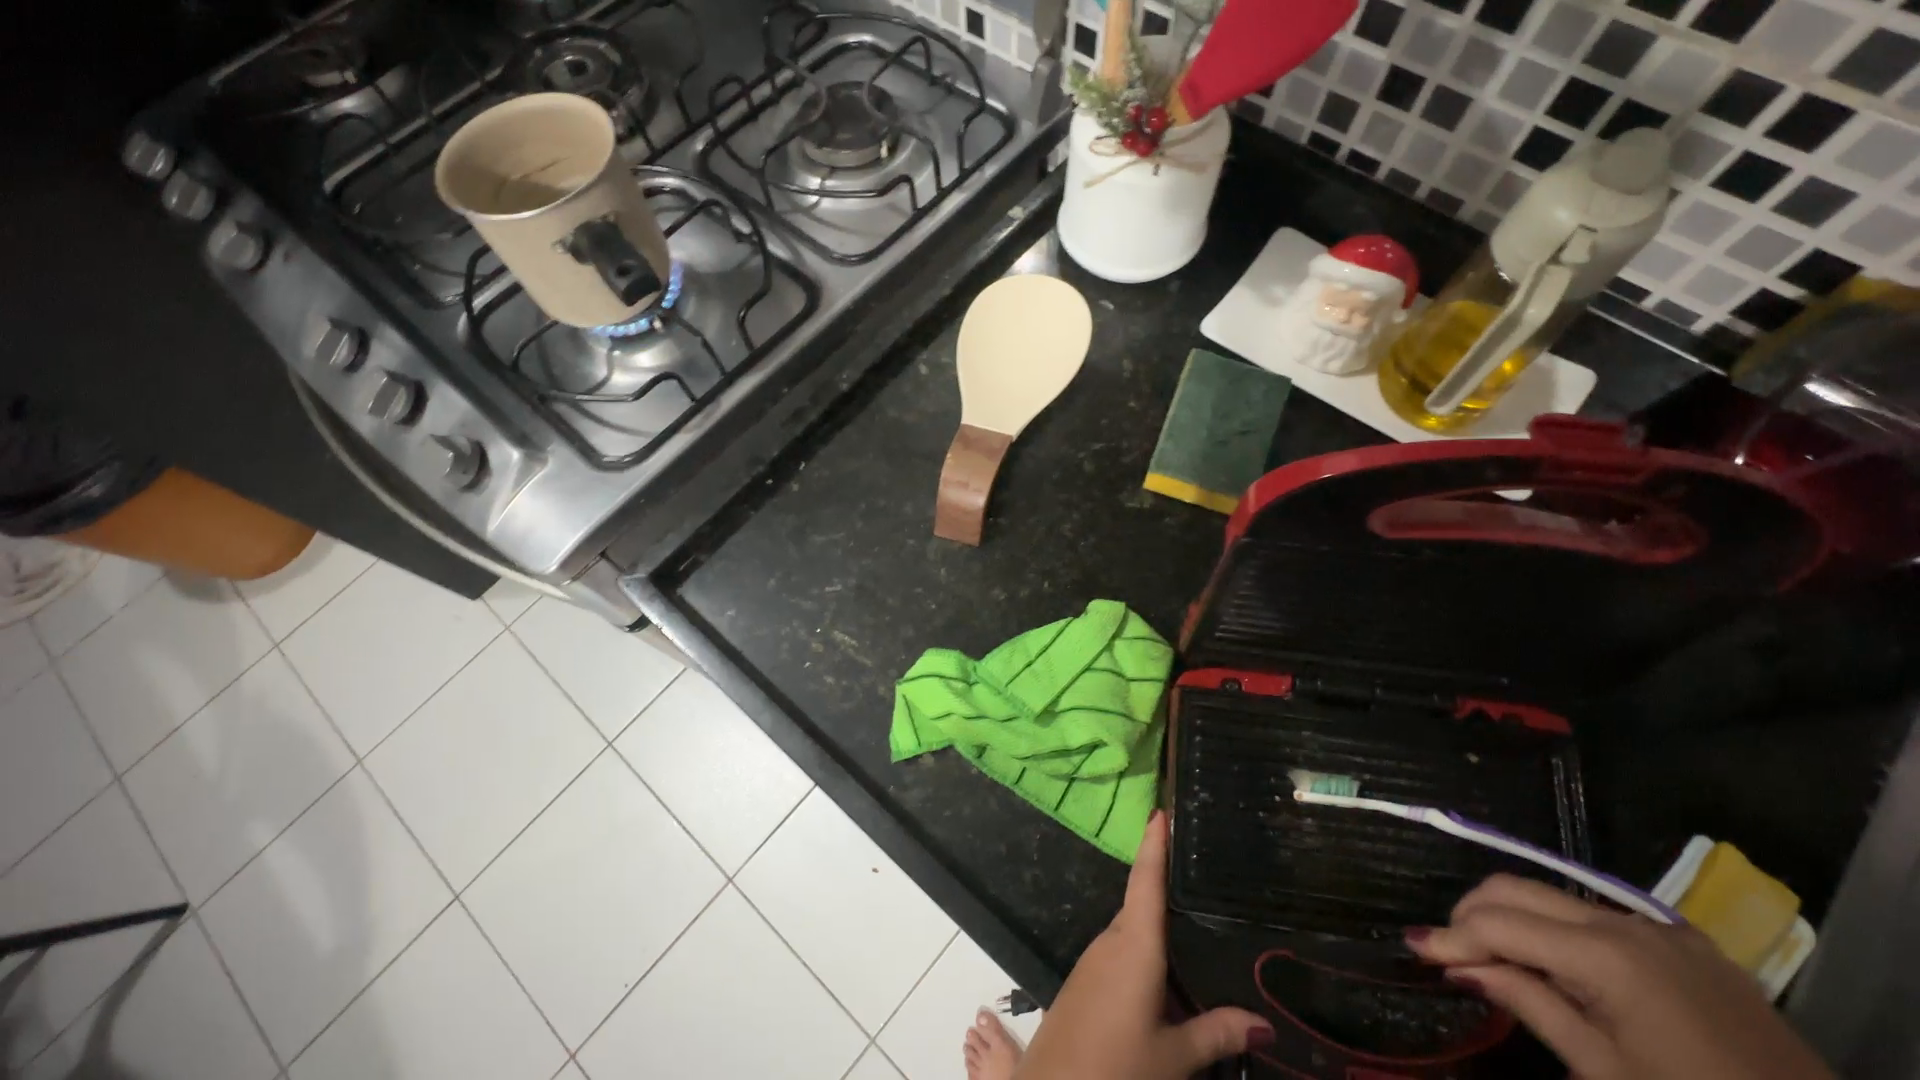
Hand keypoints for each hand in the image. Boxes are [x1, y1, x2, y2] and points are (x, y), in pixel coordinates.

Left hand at [1016, 811, 1272, 1079]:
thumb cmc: (1115, 1066)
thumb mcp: (1175, 1055)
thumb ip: (1218, 1032)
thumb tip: (1266, 1023)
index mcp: (1134, 946)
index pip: (1146, 882)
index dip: (1154, 845)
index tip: (1161, 809)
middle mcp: (1110, 943)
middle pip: (1141, 905)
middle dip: (1167, 889)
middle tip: (1204, 875)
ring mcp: (1092, 963)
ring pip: (1131, 933)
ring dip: (1158, 931)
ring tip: (1197, 926)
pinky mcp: (1083, 983)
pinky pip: (1119, 956)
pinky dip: (1144, 956)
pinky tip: (1166, 980)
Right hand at [1406, 874, 1833, 1079]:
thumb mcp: (1603, 1069)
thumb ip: (1528, 1003)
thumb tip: (1460, 964)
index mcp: (1605, 954)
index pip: (1500, 923)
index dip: (1451, 936)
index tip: (1413, 949)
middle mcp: (1626, 921)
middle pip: (1519, 889)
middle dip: (1472, 913)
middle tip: (1445, 951)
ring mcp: (1660, 927)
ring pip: (1556, 897)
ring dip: (1513, 919)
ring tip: (1491, 959)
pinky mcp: (1686, 941)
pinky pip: (1599, 918)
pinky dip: (1558, 930)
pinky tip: (1553, 966)